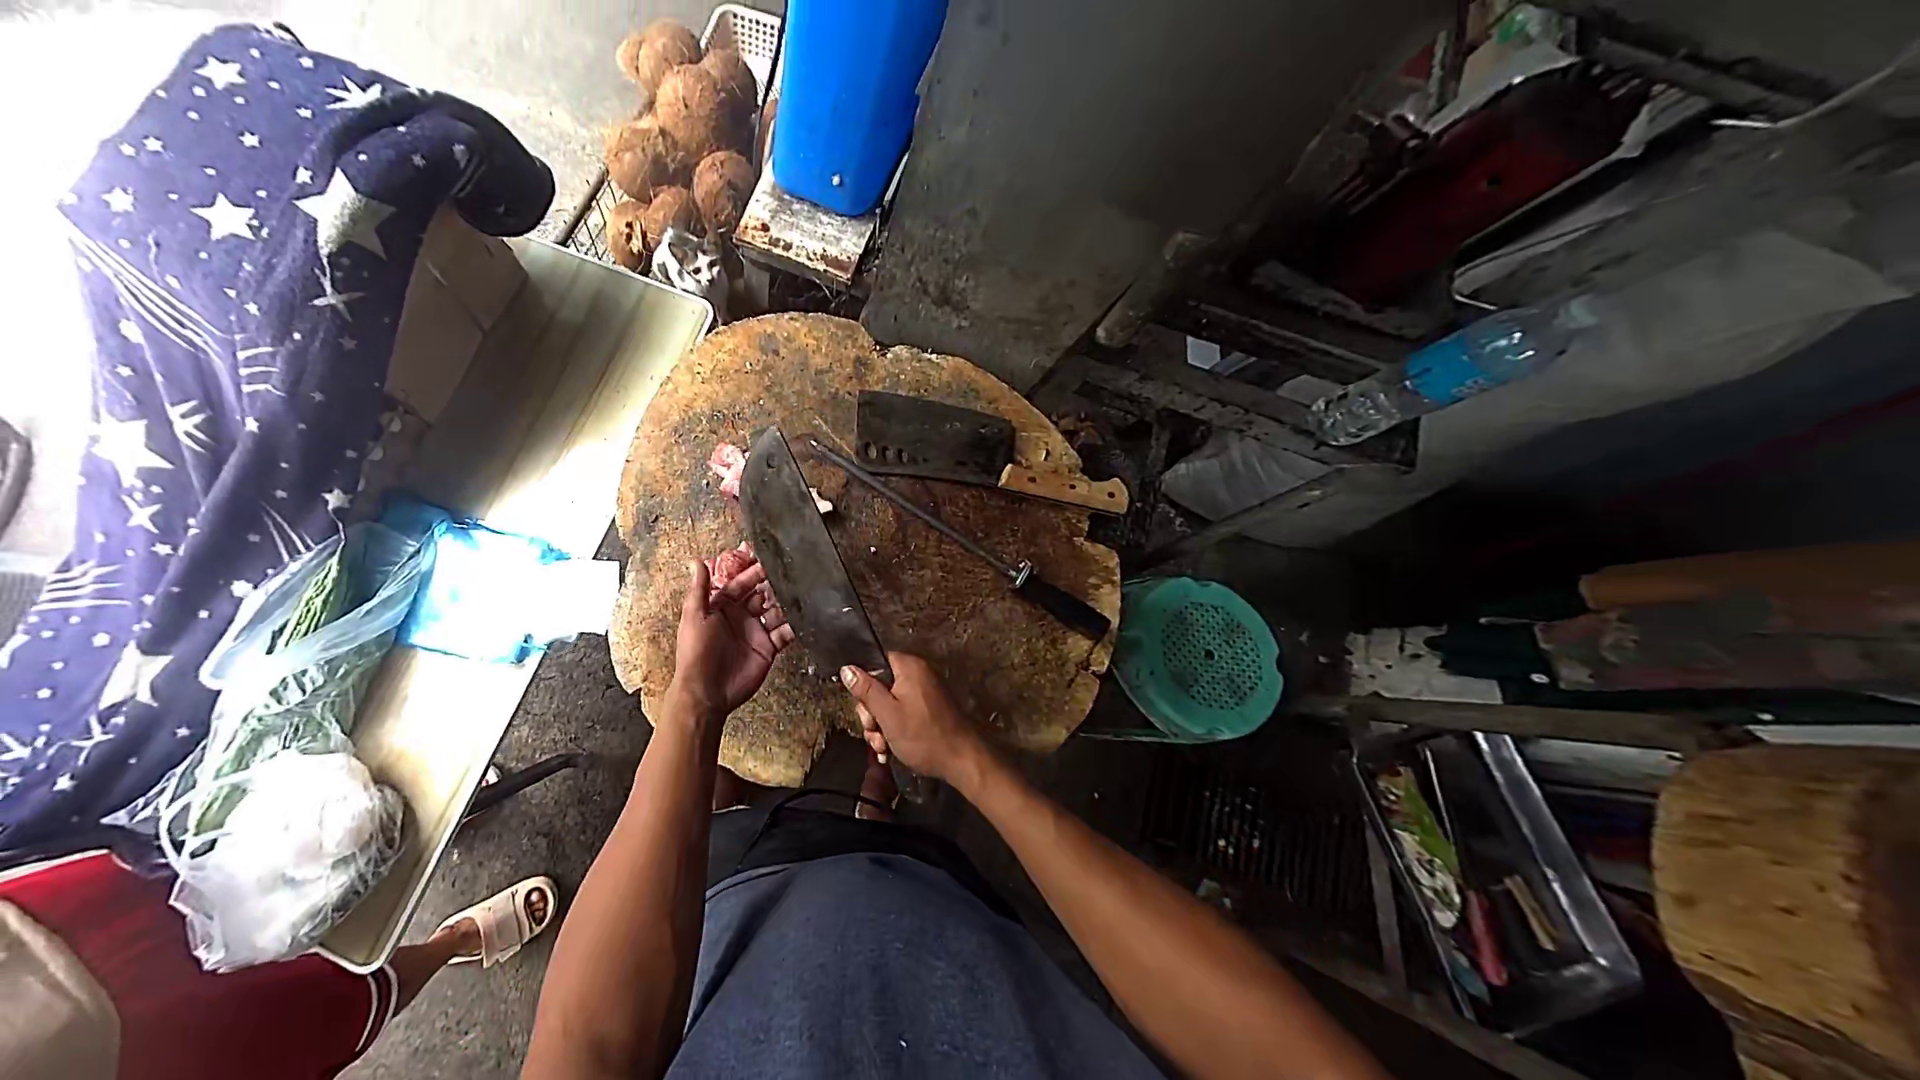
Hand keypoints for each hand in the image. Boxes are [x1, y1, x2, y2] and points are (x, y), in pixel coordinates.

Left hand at [671, 556, 793, 717]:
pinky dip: (794, 626)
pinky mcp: (768, 648)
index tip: (766, 562)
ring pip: (776, 612)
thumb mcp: (695, 616)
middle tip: (786, 576)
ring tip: (795, 595)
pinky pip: (785, 633)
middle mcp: (740, 618)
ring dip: (785, 604)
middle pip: (760, 596)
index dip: (751, 573)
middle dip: (772, 586)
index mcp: (721, 608)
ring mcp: (756, 633)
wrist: (707, 691)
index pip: (739, 585)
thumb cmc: (696, 653)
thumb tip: (696, 562)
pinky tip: (802, 617)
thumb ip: (699, 588)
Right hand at [839, 653, 988, 785]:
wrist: (961, 760)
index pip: (876, 662)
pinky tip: (892, 748)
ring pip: (889, 704)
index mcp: (909, 668)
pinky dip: (894, 730)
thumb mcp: (887, 714)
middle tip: (875, 730)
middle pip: (880, 686)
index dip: (864, 685)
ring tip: (884, 746)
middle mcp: (918, 675)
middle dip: (872, 713)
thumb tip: (847, 669)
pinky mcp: (928, 710)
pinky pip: (902, 714)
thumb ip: (866, 690)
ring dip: (881, 726)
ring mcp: (924, 693)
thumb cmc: (925, 736)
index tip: (864, 707)